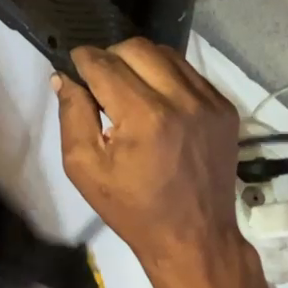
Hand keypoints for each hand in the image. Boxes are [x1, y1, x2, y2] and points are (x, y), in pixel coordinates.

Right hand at [54, 39, 242, 270]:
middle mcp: (181, 100)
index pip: (104, 64)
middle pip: (135, 48)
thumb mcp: (84, 168)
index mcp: (144, 117)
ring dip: (138, 61)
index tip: (73, 65)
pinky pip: (188, 71)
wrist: (195, 238)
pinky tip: (154, 98)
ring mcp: (209, 102)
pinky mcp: (224, 108)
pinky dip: (165, 75)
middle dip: (109, 56)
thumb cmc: (132, 208)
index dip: (82, 59)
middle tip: (99, 80)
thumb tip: (63, 77)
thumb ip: (72, 115)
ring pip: (164, 54)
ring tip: (126, 86)